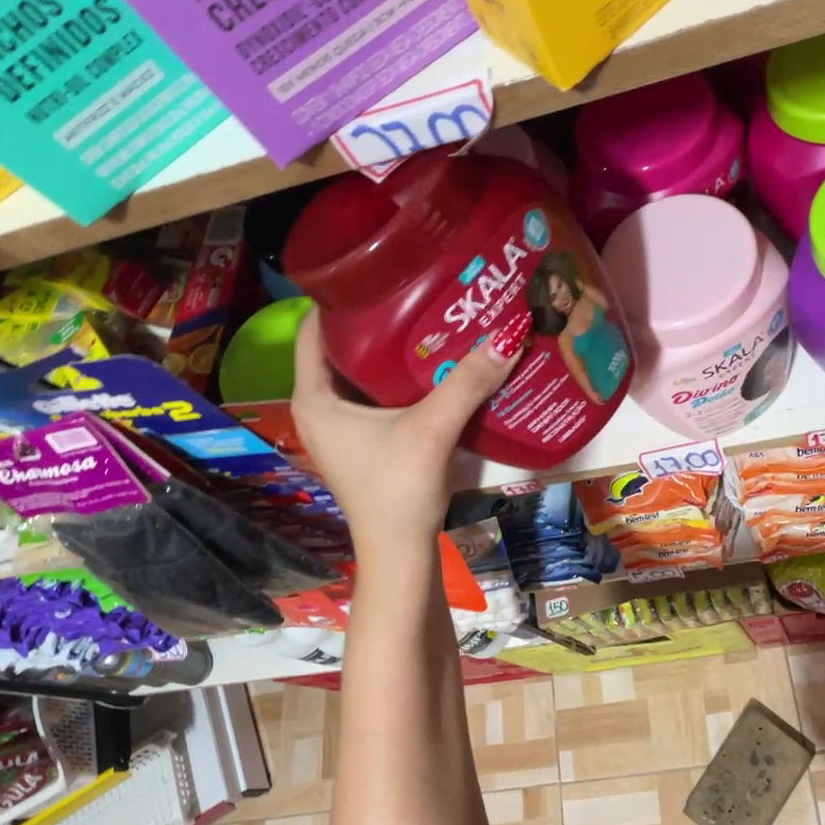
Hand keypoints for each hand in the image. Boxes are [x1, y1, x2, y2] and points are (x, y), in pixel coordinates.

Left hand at [289, 309, 524, 550]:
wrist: (400, 553)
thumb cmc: (397, 489)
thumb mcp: (431, 429)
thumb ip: (467, 382)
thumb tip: (509, 334)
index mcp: (315, 397)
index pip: (314, 328)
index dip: (340, 297)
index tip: (380, 271)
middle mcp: (320, 408)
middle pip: (341, 348)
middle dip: (376, 320)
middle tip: (416, 290)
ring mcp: (342, 429)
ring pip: (362, 374)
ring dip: (392, 351)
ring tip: (430, 319)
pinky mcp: (365, 444)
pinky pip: (377, 397)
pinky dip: (401, 380)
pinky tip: (436, 367)